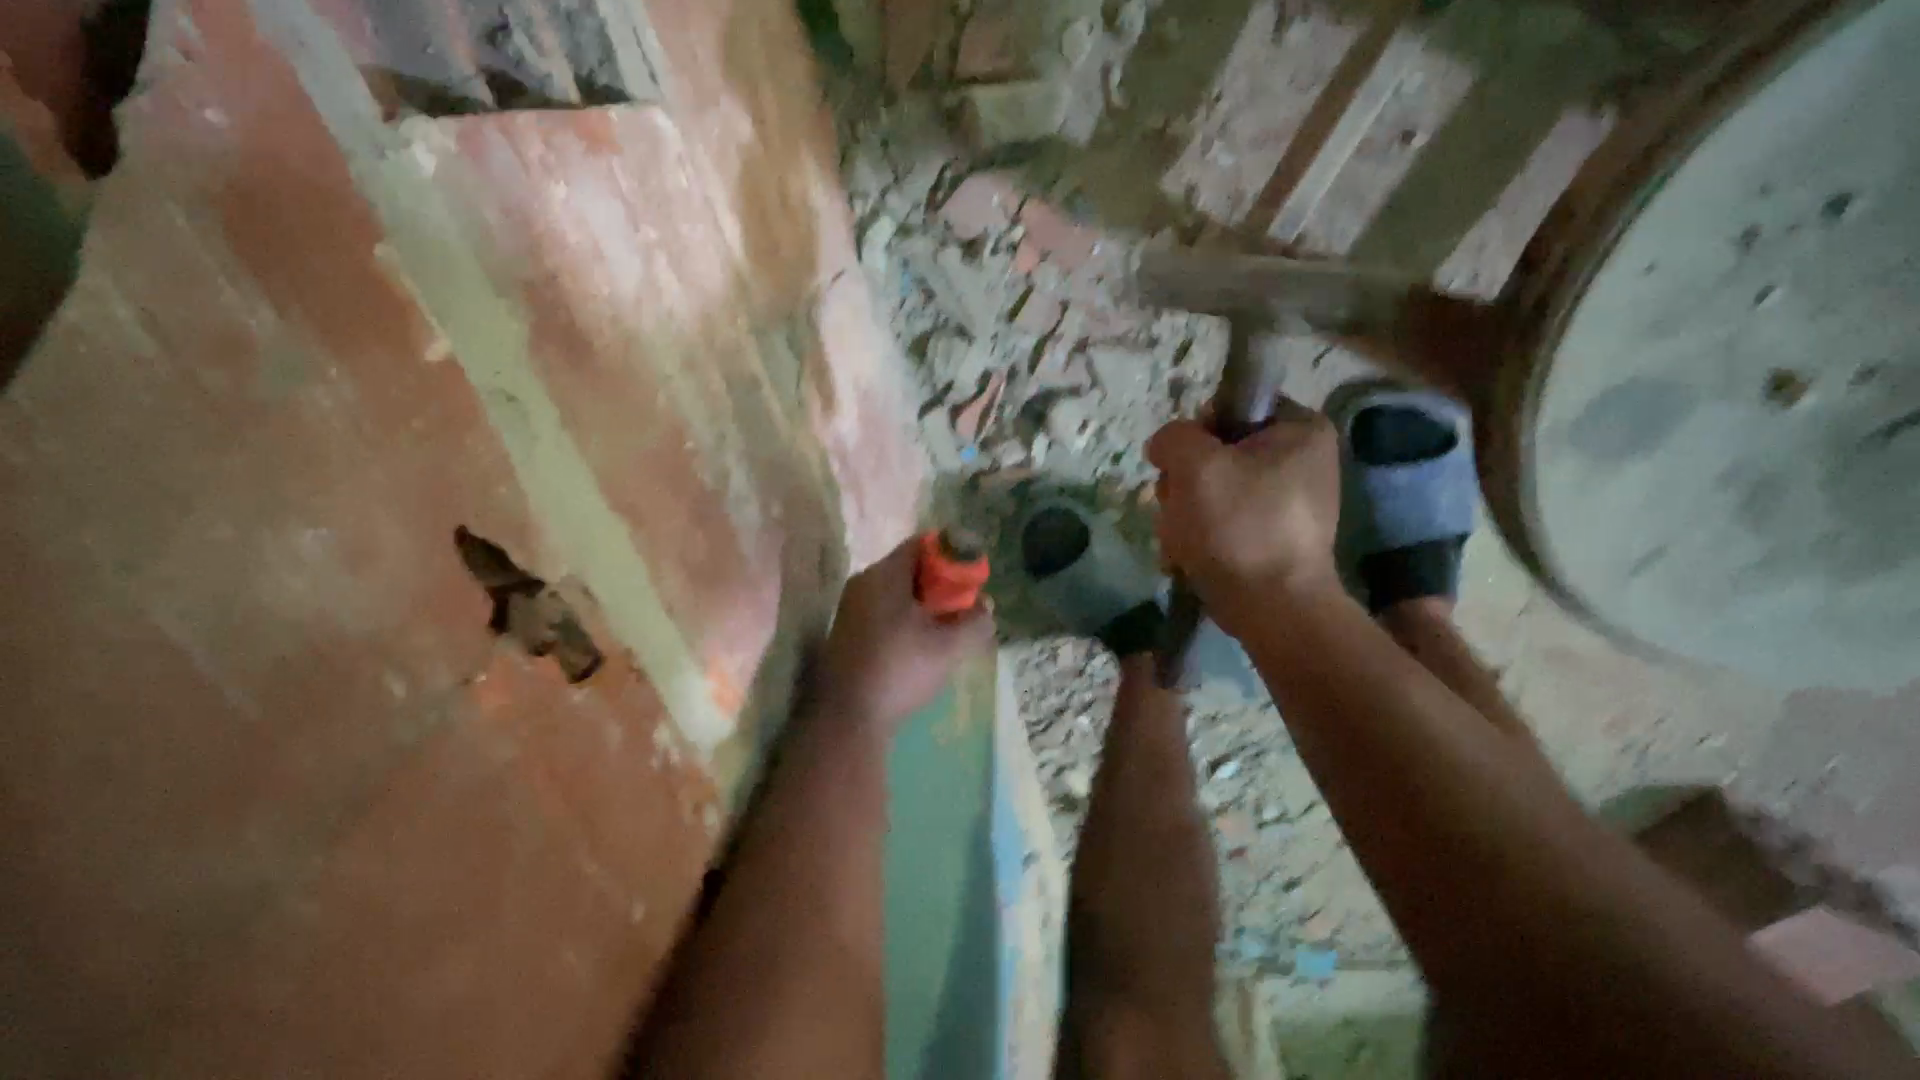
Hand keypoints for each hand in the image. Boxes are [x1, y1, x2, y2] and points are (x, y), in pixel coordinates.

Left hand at [810, 536, 994, 734]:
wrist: (849, 716)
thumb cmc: (901, 669)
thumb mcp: (950, 646)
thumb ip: (975, 621)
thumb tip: (985, 606)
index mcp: (884, 574)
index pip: (923, 544)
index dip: (953, 555)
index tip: (972, 579)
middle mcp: (863, 583)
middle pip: (910, 569)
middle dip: (941, 585)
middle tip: (963, 608)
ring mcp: (850, 608)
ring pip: (896, 594)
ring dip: (924, 607)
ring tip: (945, 633)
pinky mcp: (846, 632)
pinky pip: (883, 613)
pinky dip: (905, 622)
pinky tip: (919, 649)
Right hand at [1146, 400, 1341, 614]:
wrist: (1274, 609)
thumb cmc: (1241, 527)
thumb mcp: (1196, 465)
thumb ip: (1174, 437)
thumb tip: (1165, 446)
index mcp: (1301, 429)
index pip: (1232, 407)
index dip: (1198, 433)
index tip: (1184, 465)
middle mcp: (1303, 461)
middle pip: (1218, 453)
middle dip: (1186, 483)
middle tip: (1179, 509)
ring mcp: (1290, 504)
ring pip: (1213, 491)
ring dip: (1185, 514)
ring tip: (1183, 541)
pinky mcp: (1274, 539)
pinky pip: (1224, 523)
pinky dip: (1201, 538)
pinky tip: (1191, 558)